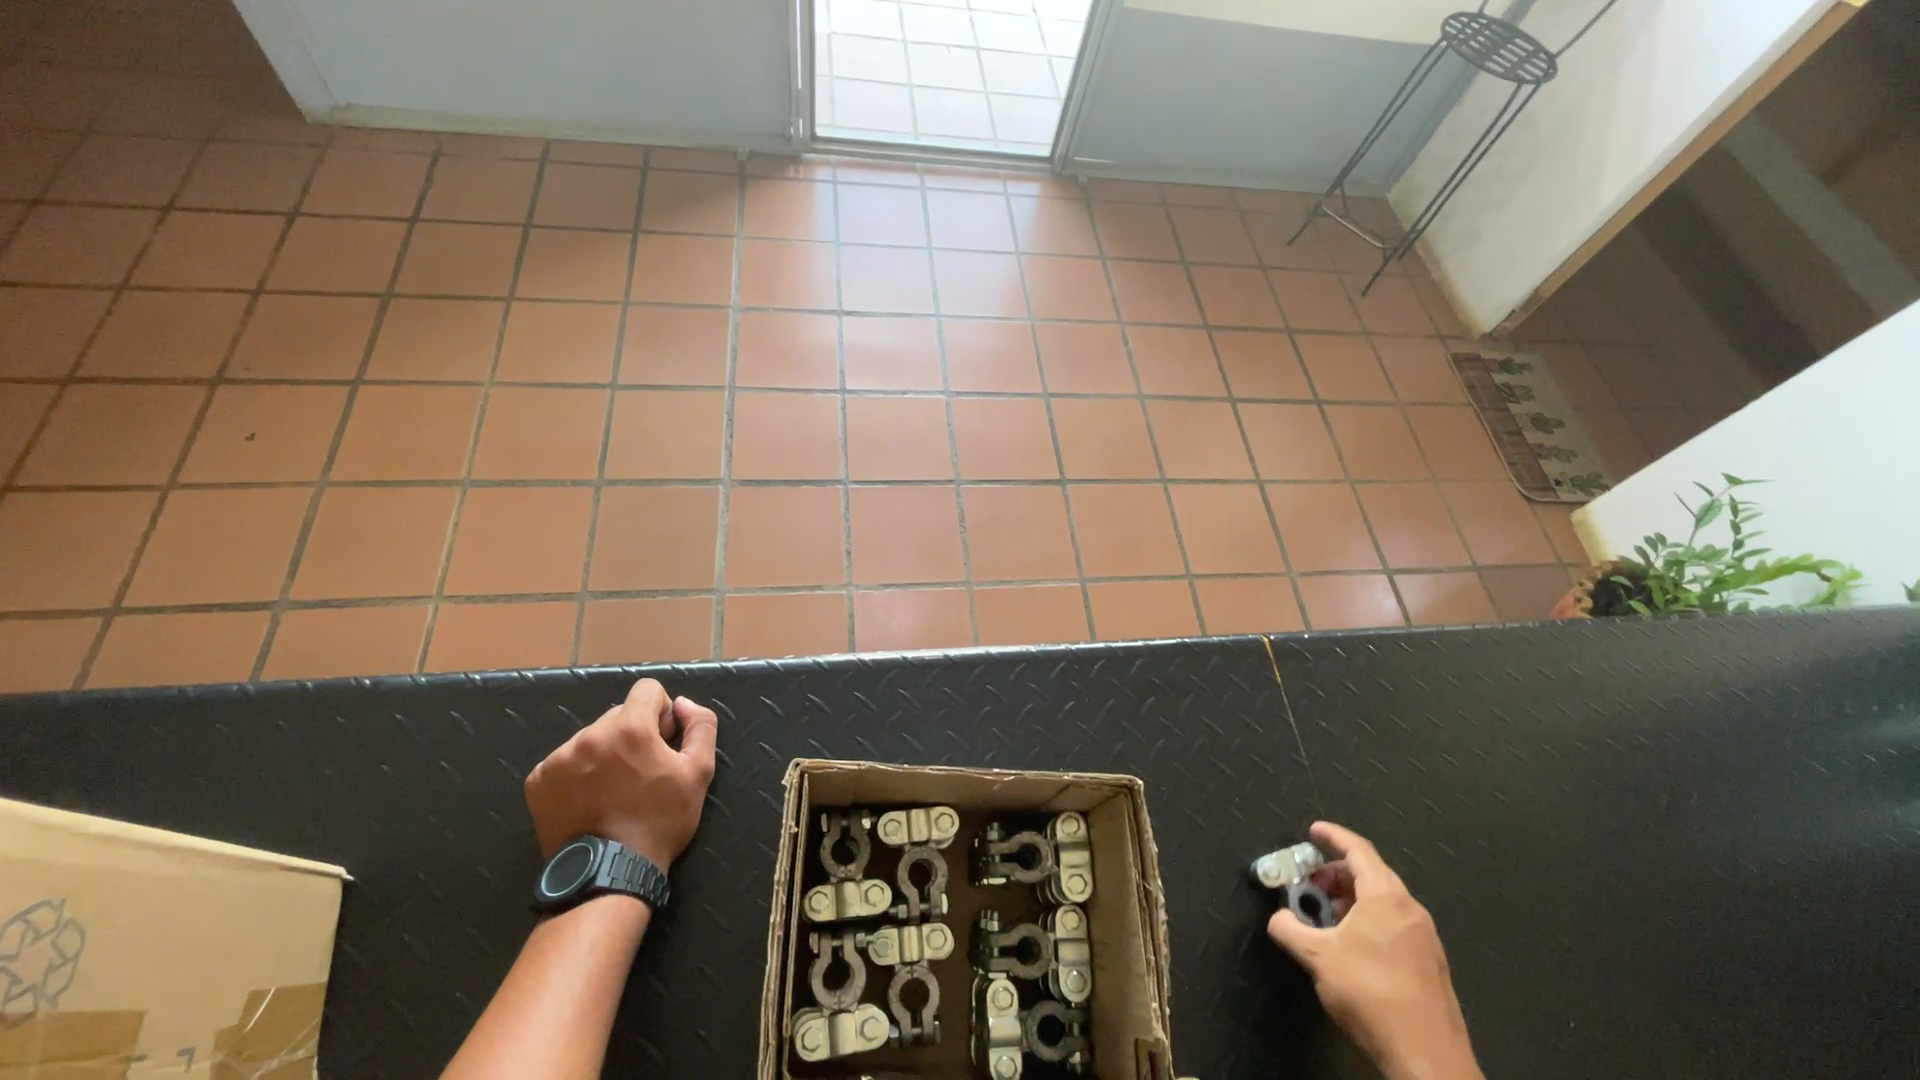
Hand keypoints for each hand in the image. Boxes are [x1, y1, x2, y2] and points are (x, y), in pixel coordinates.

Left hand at [524, 679, 718, 869]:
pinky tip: (589, 801)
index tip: (663, 743)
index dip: (661, 712)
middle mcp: (590, 734)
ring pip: (590, 739)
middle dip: (632, 735)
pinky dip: (578, 775)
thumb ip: (701, 726)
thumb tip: (682, 703)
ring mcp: (559, 757)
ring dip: (604, 754)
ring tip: (613, 792)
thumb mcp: (699, 773)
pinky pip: (565, 762)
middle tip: (640, 774)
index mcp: (629, 727)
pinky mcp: (537, 780)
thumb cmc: (660, 821)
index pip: (648, 689)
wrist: (610, 872)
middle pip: (618, 716)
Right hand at [1267, 822, 1480, 1079]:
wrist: (1427, 1056)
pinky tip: (1349, 947)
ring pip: (1383, 902)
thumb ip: (1289, 929)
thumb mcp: (1318, 958)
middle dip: (1336, 875)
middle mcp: (1410, 909)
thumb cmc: (1371, 994)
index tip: (1313, 831)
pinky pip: (1393, 924)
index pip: (1359, 851)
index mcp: (1386, 897)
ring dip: (1350, 901)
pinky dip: (1367, 921)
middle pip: (1371, 875)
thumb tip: (1278, 918)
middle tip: (1309, 887)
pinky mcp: (1429, 963)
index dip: (1334, 836)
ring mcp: (1424, 937)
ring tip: (1324, 920)